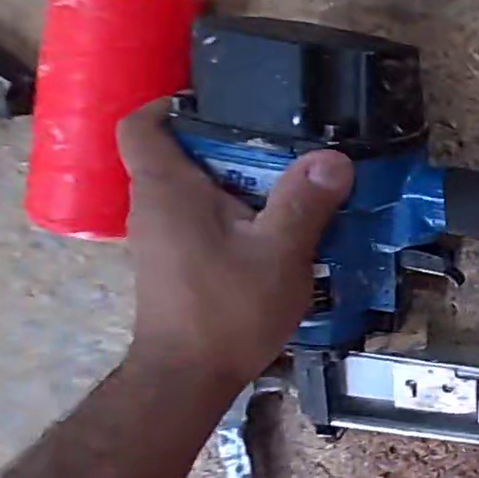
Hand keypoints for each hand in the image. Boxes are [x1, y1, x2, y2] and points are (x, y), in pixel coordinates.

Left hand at [116, 100, 354, 389]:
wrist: (190, 377)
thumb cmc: (227, 308)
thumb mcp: (280, 251)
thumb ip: (305, 201)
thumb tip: (334, 157)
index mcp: (168, 190)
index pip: (144, 125)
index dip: (174, 103)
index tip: (227, 100)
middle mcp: (157, 206)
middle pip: (184, 152)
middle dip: (237, 142)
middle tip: (293, 142)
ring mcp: (166, 235)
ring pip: (202, 186)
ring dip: (246, 179)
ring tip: (299, 183)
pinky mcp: (181, 258)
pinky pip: (210, 215)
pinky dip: (243, 210)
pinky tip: (283, 227)